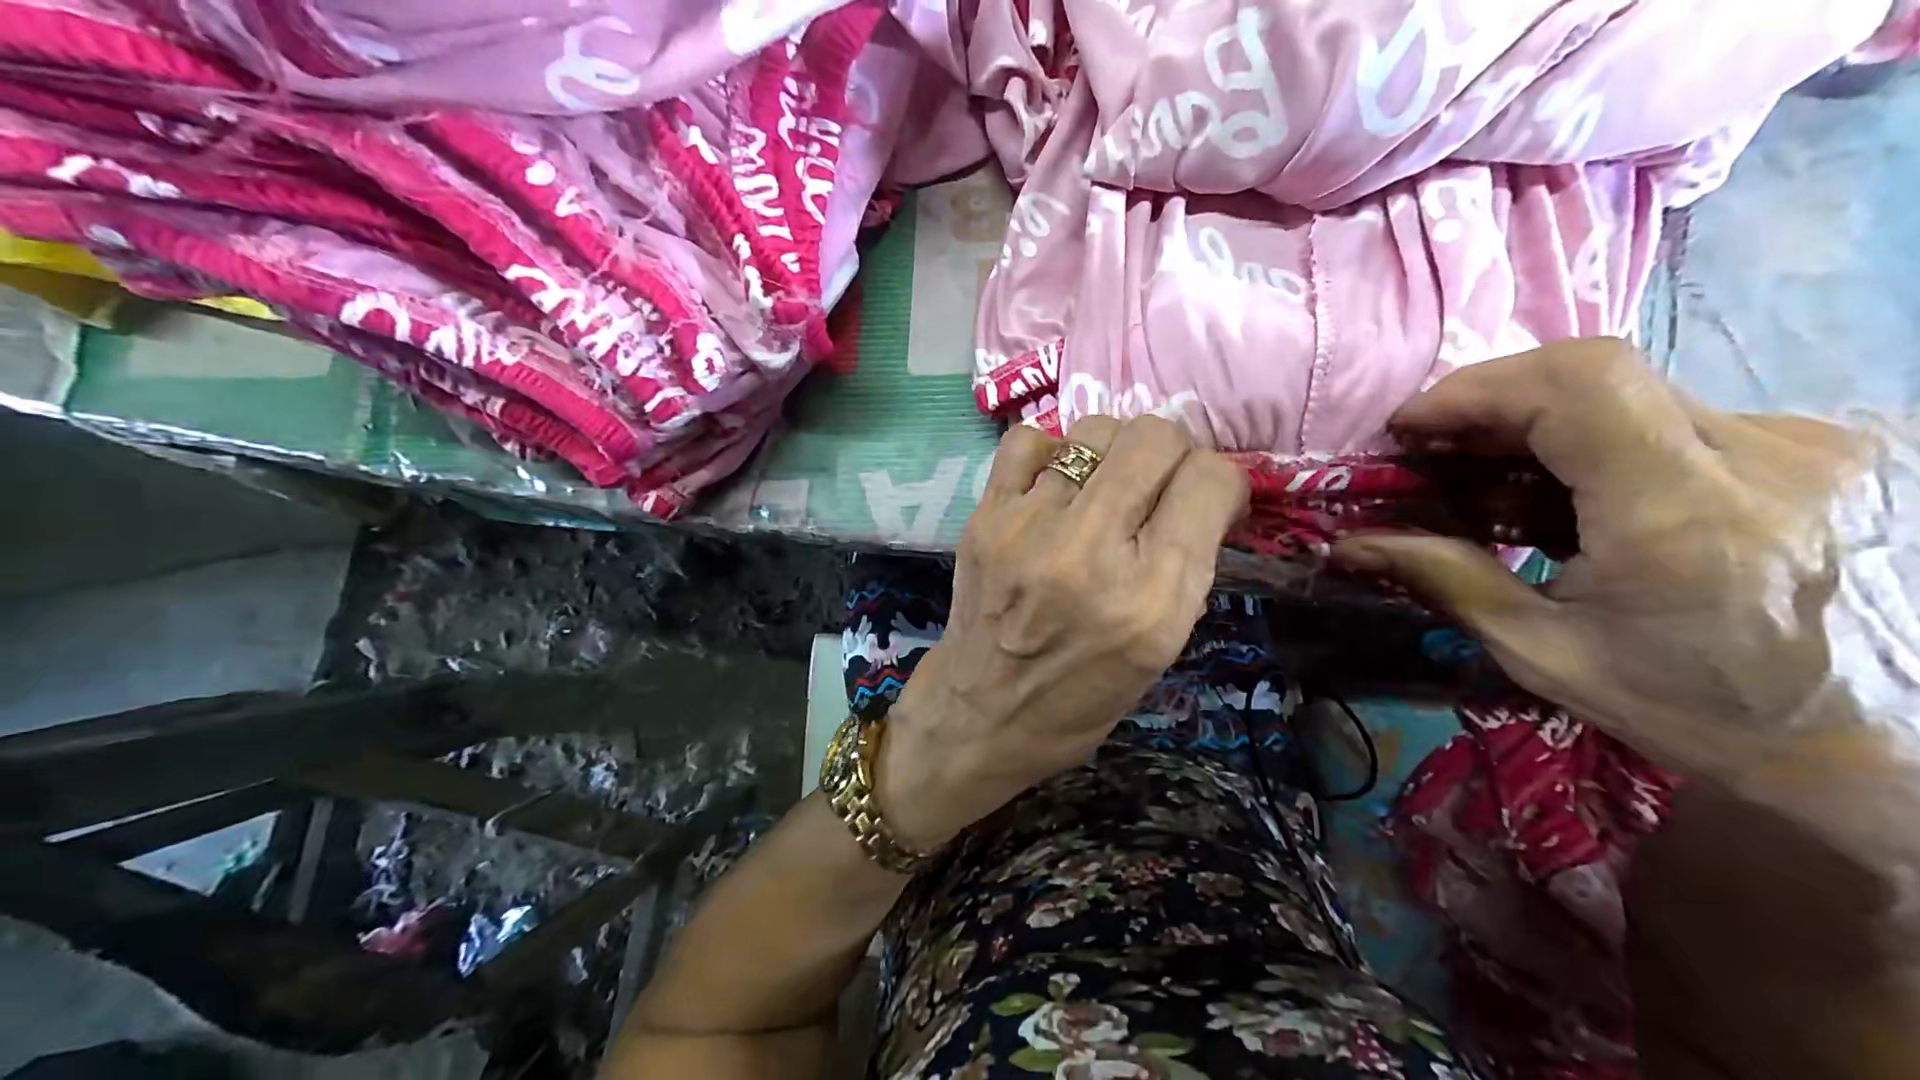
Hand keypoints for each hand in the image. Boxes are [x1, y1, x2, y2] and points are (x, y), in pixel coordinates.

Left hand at [876, 416, 1248, 852]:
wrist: (982, 712)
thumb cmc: (1082, 695)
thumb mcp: (1163, 646)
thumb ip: (1187, 562)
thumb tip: (1199, 489)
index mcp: (1152, 599)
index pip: (1210, 481)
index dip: (1219, 482)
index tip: (1205, 501)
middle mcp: (1091, 551)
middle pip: (1155, 438)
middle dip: (1173, 454)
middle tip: (1158, 486)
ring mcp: (1031, 527)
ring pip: (1097, 429)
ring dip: (1114, 452)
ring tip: (1103, 488)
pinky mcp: (986, 516)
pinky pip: (1030, 440)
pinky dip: (1052, 452)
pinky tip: (1054, 485)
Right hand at [1333, 339, 1900, 852]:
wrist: (1877, 744)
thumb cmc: (1692, 708)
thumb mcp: (1544, 651)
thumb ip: (1444, 578)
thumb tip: (1347, 545)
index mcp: (1684, 517)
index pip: (1573, 387)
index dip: (1474, 389)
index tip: (1409, 427)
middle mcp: (1763, 457)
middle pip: (1594, 373)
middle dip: (1489, 402)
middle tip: (1433, 449)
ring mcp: (1809, 441)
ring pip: (1630, 391)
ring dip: (1536, 424)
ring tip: (1492, 480)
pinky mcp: (1824, 444)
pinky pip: (1672, 413)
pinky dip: (1594, 439)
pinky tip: (1572, 492)